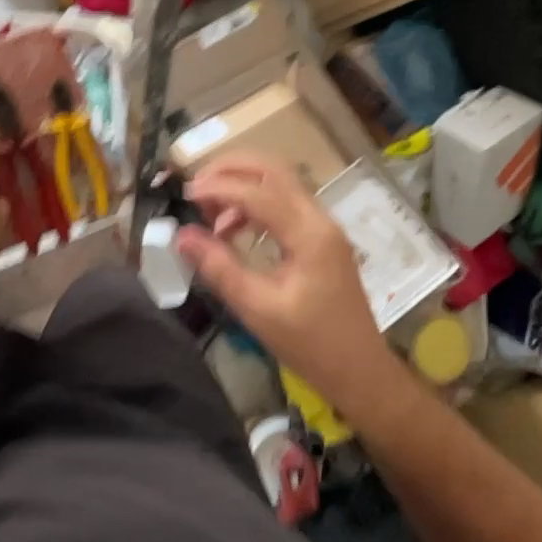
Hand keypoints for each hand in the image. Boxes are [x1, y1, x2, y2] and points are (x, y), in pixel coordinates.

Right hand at [176, 152, 395, 396]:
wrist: (360, 372)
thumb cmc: (311, 345)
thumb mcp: (257, 309)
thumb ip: (219, 267)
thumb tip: (181, 236)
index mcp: (309, 235)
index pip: (258, 193)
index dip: (217, 188)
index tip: (184, 196)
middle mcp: (320, 220)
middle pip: (273, 170)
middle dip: (231, 169)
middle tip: (195, 185)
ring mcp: (323, 227)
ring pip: (279, 182)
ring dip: (241, 185)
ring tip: (209, 213)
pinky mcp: (320, 238)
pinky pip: (284, 202)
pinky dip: (254, 203)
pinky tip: (232, 229)